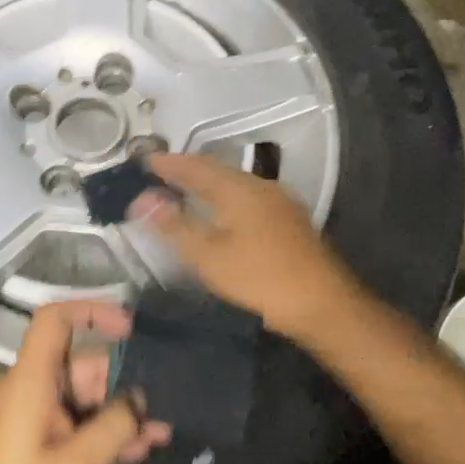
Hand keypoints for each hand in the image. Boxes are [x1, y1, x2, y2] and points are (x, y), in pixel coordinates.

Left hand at [0, 300, 172, 463]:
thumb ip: (113, 427)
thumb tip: (139, 398)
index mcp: (26, 381)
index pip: (54, 320)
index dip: (92, 311)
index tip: (130, 328)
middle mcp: (20, 389)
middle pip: (76, 367)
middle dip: (121, 385)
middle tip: (161, 411)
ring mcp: (18, 416)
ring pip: (74, 400)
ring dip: (114, 417)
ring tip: (157, 438)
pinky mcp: (19, 442)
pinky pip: (62, 423)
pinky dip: (92, 434)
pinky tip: (129, 454)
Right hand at [131, 153, 372, 340]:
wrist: (322, 303)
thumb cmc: (259, 277)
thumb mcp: (208, 255)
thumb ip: (174, 225)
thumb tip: (142, 199)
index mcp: (237, 188)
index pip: (194, 166)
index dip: (167, 162)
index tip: (142, 160)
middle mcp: (260, 185)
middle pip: (216, 169)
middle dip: (186, 169)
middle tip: (159, 173)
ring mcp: (279, 201)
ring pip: (235, 183)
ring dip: (207, 183)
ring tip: (184, 189)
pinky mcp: (289, 219)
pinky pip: (248, 196)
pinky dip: (225, 196)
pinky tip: (221, 211)